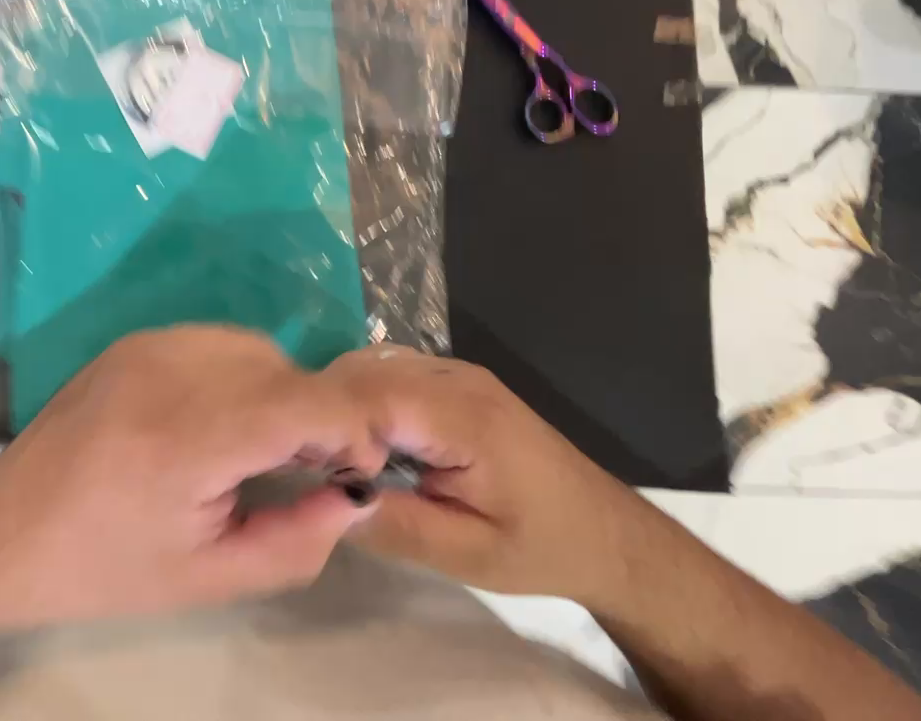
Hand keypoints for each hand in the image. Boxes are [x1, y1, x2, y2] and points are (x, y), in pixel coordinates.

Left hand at [0, 325, 389, 628]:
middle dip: (314, 417)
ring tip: (258, 448)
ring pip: (254, 348)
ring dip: (277, 391)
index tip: (354, 472)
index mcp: (187, 435)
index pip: (305, 401)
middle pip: (284, 370)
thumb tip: (356, 494)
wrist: (5, 534)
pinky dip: (239, 374)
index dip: (351, 431)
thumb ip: (298, 540)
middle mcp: (169, 369)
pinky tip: (219, 418)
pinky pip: (215, 342)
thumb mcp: (212, 575)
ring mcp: (146, 346)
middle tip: (303, 471)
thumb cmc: (107, 568)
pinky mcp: (132, 342)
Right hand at [324, 345, 662, 610]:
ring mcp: (456, 371)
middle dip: (327, 412)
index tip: (315, 469)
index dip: (330, 425)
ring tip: (335, 456)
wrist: (606, 534)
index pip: (371, 395)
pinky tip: (365, 442)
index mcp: (464, 416)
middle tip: (314, 466)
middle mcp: (456, 376)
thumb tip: (324, 500)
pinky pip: (390, 372)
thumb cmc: (541, 548)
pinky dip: (363, 399)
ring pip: (371, 364)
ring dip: (341, 403)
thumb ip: (396, 525)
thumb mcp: (467, 555)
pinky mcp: (454, 379)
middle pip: (363, 370)